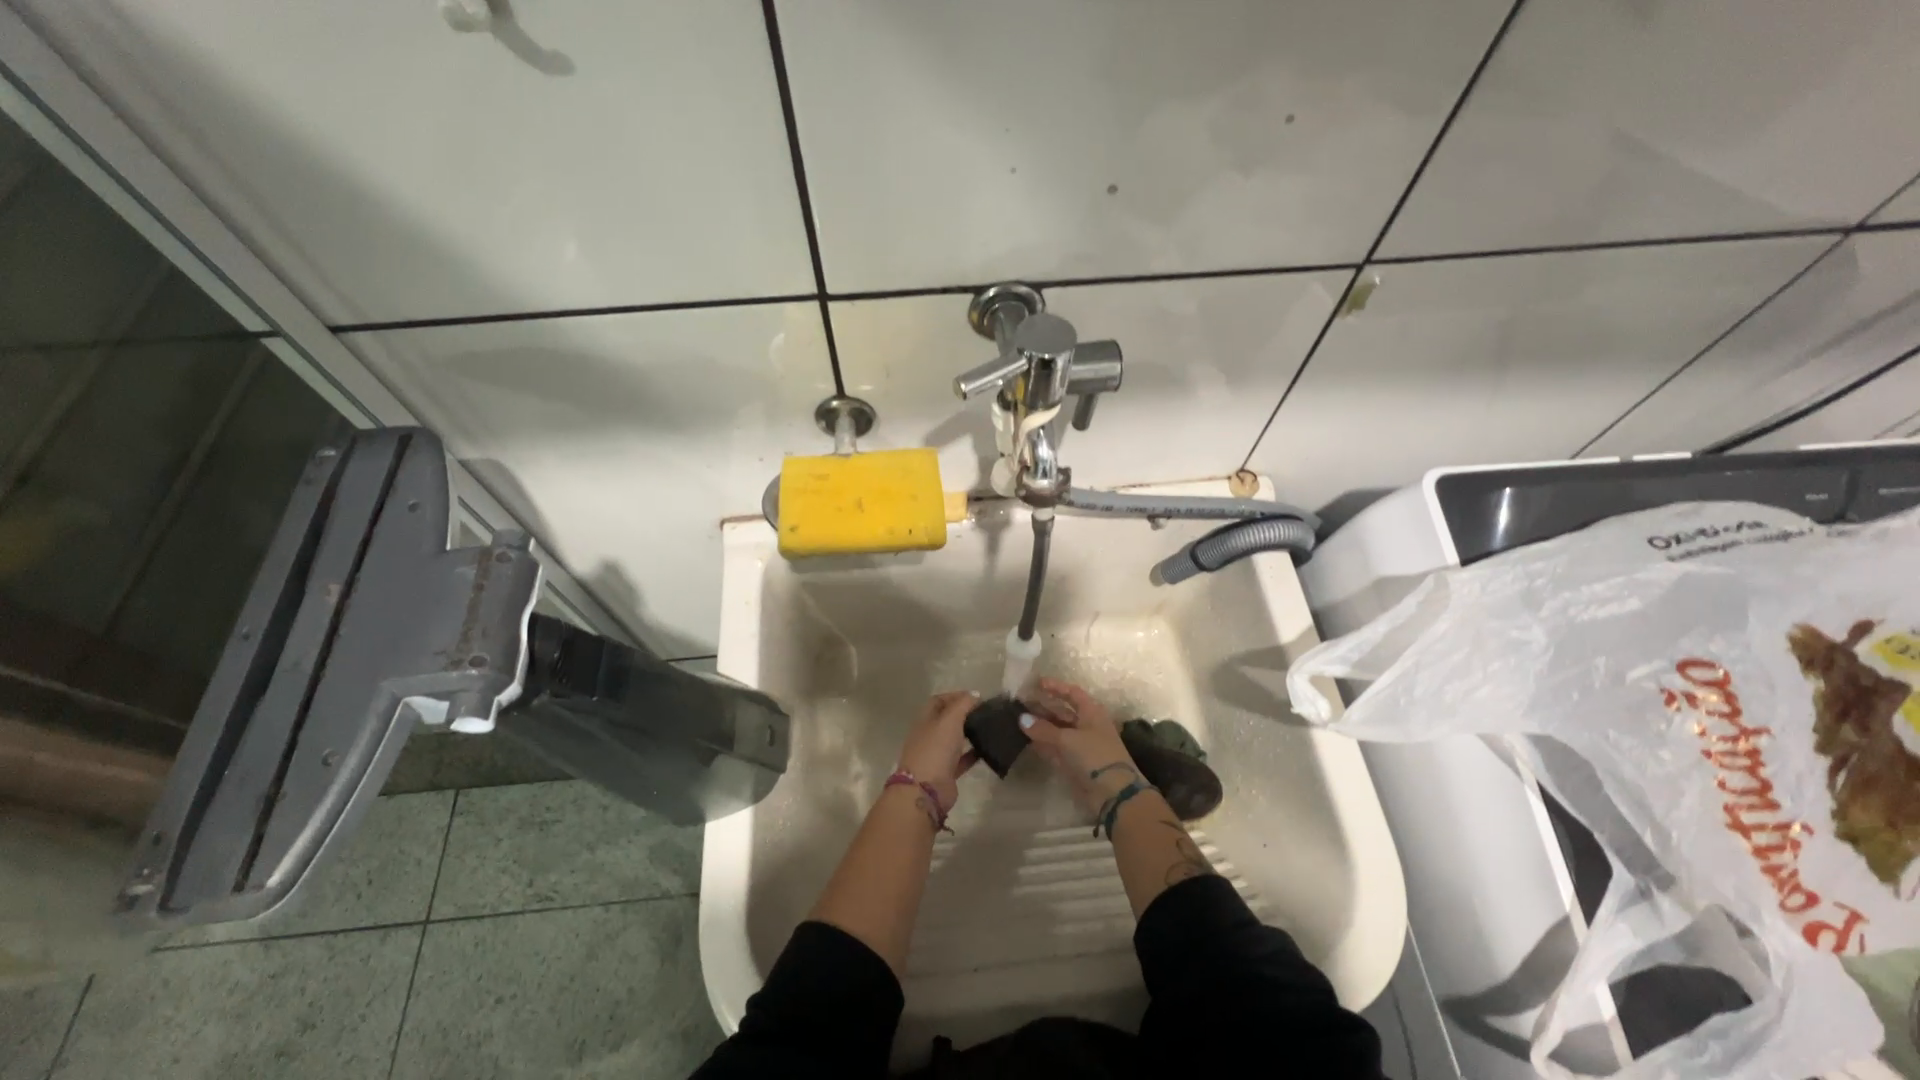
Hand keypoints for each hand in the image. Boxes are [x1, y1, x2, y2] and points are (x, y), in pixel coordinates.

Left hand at [895, 690, 980, 809]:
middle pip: (947, 720)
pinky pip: (962, 759)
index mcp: (925, 720)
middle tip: (986, 712)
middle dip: (964, 714)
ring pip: (955, 740)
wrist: (926, 790)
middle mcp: (929, 736)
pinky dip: (973, 754)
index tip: (975, 697)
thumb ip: (962, 704)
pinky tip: (988, 749)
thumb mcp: (950, 720)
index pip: (938, 701)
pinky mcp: (947, 772)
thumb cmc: (935, 749)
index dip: (954, 696)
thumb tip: (975, 694)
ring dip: (970, 733)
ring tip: (990, 728)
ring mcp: (937, 755)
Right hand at [1017, 678, 1141, 816]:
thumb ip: (1043, 729)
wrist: (1113, 792)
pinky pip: (1055, 749)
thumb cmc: (1095, 756)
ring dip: (1040, 726)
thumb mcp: (1068, 739)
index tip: (1037, 684)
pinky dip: (1042, 744)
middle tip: (1020, 704)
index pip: (1073, 694)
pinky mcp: (1074, 763)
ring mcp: (1080, 745)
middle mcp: (1086, 726)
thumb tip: (1021, 718)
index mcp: (1092, 713)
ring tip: (1018, 721)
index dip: (1056, 687)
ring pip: (1057, 731)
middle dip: (1043, 708)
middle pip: (1062, 712)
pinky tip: (1026, 740)